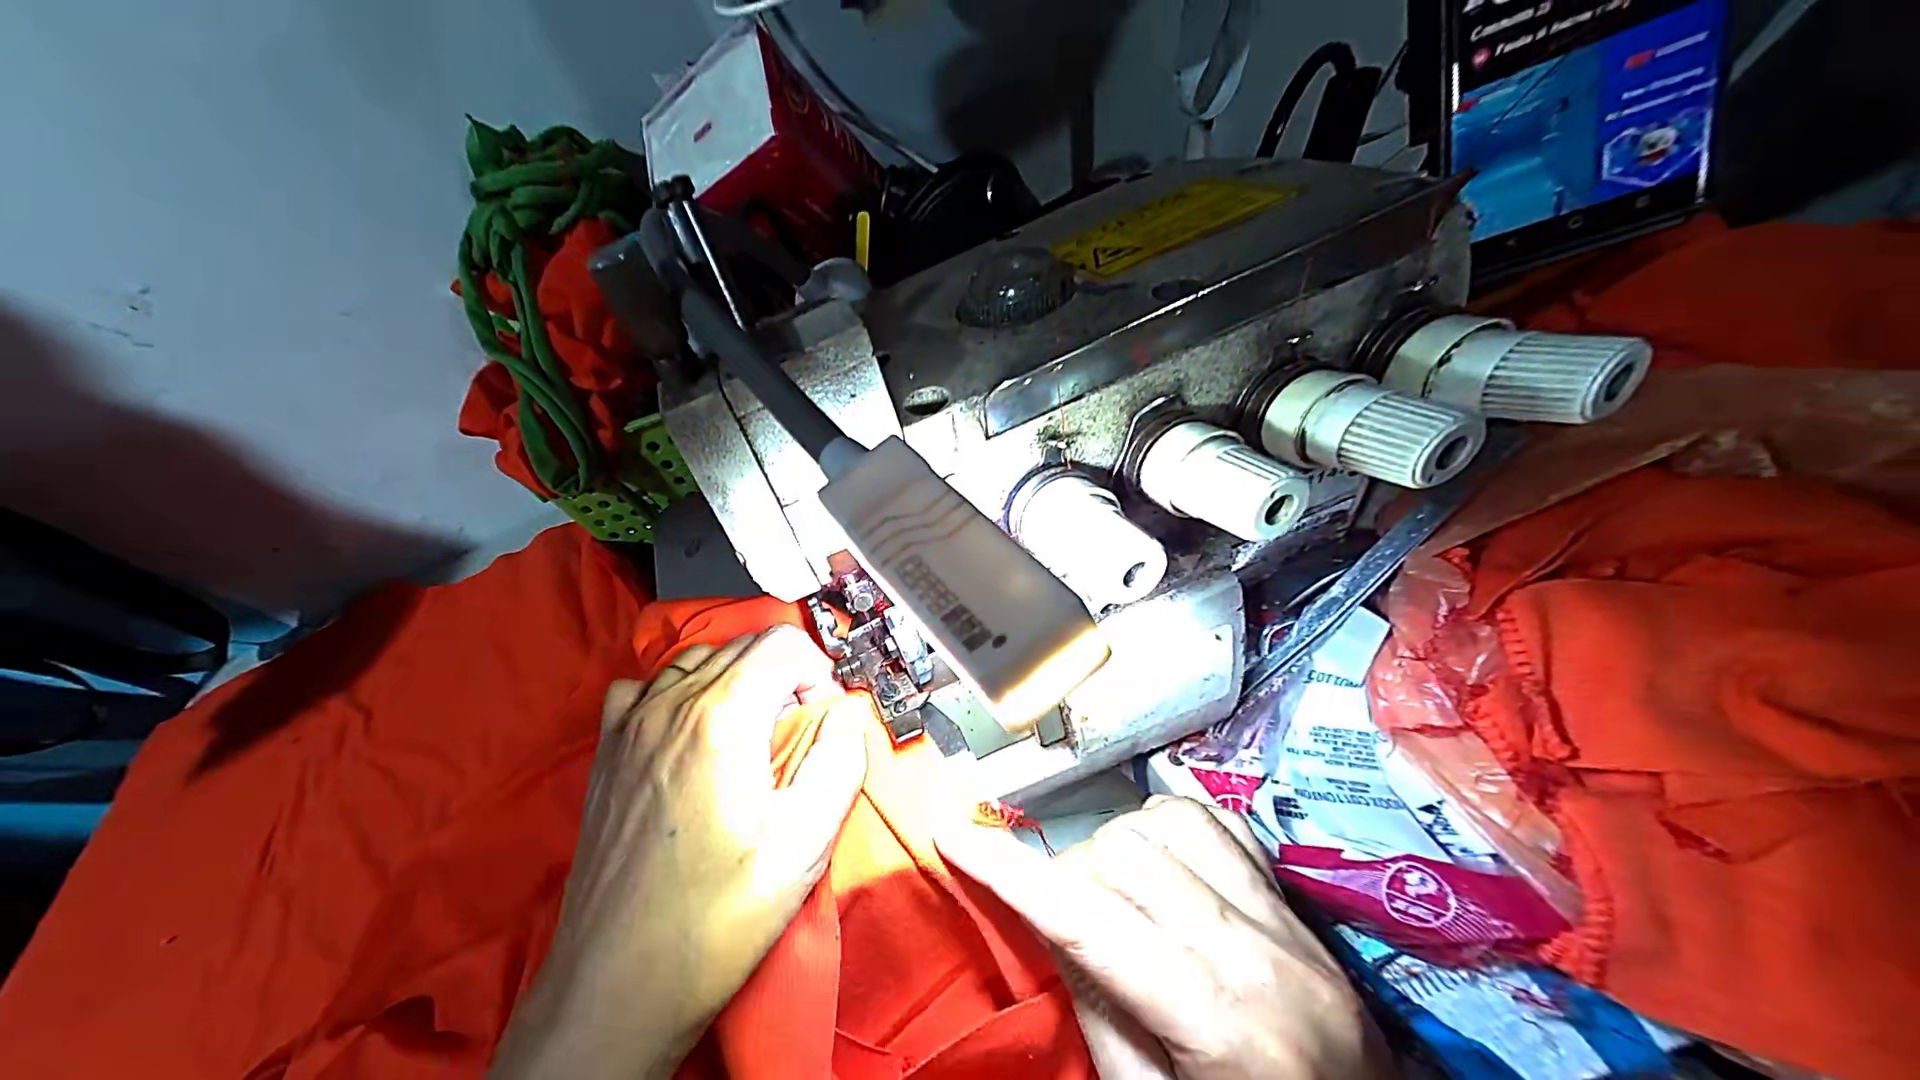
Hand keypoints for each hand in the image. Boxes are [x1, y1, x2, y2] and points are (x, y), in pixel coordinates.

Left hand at [491, 627, 868, 1079]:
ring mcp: (632, 727)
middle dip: (785, 675)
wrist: (616, 986)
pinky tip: (693, 730)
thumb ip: (838, 764)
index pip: (782, 645)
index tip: (822, 716)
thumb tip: (847, 716)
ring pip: (699, 659)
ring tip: (753, 731)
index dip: (817, 672)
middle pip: (744, 647)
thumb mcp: (802, 849)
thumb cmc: (711, 925)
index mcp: (722, 722)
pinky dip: (678, 690)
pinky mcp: (608, 752)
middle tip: (797, 732)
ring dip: (738, 679)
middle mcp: (671, 709)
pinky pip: (645, 687)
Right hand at [939, 796, 1388, 1079]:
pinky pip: (1215, 820)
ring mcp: (1284, 918)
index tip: (954, 835)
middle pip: (1125, 855)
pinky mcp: (1293, 900)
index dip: (1012, 872)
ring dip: (1118, 845)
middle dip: (1070, 871)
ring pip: (1167, 821)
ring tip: (1114, 892)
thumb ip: (1101, 1010)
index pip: (1093, 920)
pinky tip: (1159, 861)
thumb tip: (1053, 921)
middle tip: (1065, 914)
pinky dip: (1168, 826)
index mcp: (1223, 1025)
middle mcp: (1258, 952)